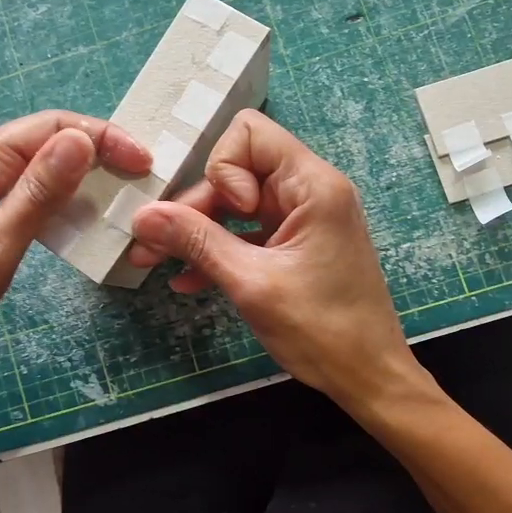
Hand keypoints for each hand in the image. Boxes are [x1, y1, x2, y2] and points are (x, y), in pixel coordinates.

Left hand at [0, 111, 149, 384]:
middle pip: (42, 140)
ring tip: (113, 204)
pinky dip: (49, 200)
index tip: (144, 165)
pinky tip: (69, 221)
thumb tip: (80, 139)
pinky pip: (14, 190)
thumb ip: (39, 192)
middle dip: (94, 154)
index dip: (103, 138)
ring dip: (74, 179)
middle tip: (137, 185)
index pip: (52, 127)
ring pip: (30, 166)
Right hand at [126, 110, 416, 406]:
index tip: (227, 215)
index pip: (250, 133)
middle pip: (236, 171)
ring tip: (154, 260)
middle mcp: (309, 190)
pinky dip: (219, 249)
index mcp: (312, 185)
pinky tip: (188, 279)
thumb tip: (142, 216)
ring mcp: (302, 219)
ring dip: (198, 230)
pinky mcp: (295, 245)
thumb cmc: (321, 330)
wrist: (369, 379)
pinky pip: (248, 232)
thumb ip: (197, 242)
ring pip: (235, 203)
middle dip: (194, 206)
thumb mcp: (251, 283)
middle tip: (154, 245)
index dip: (223, 169)